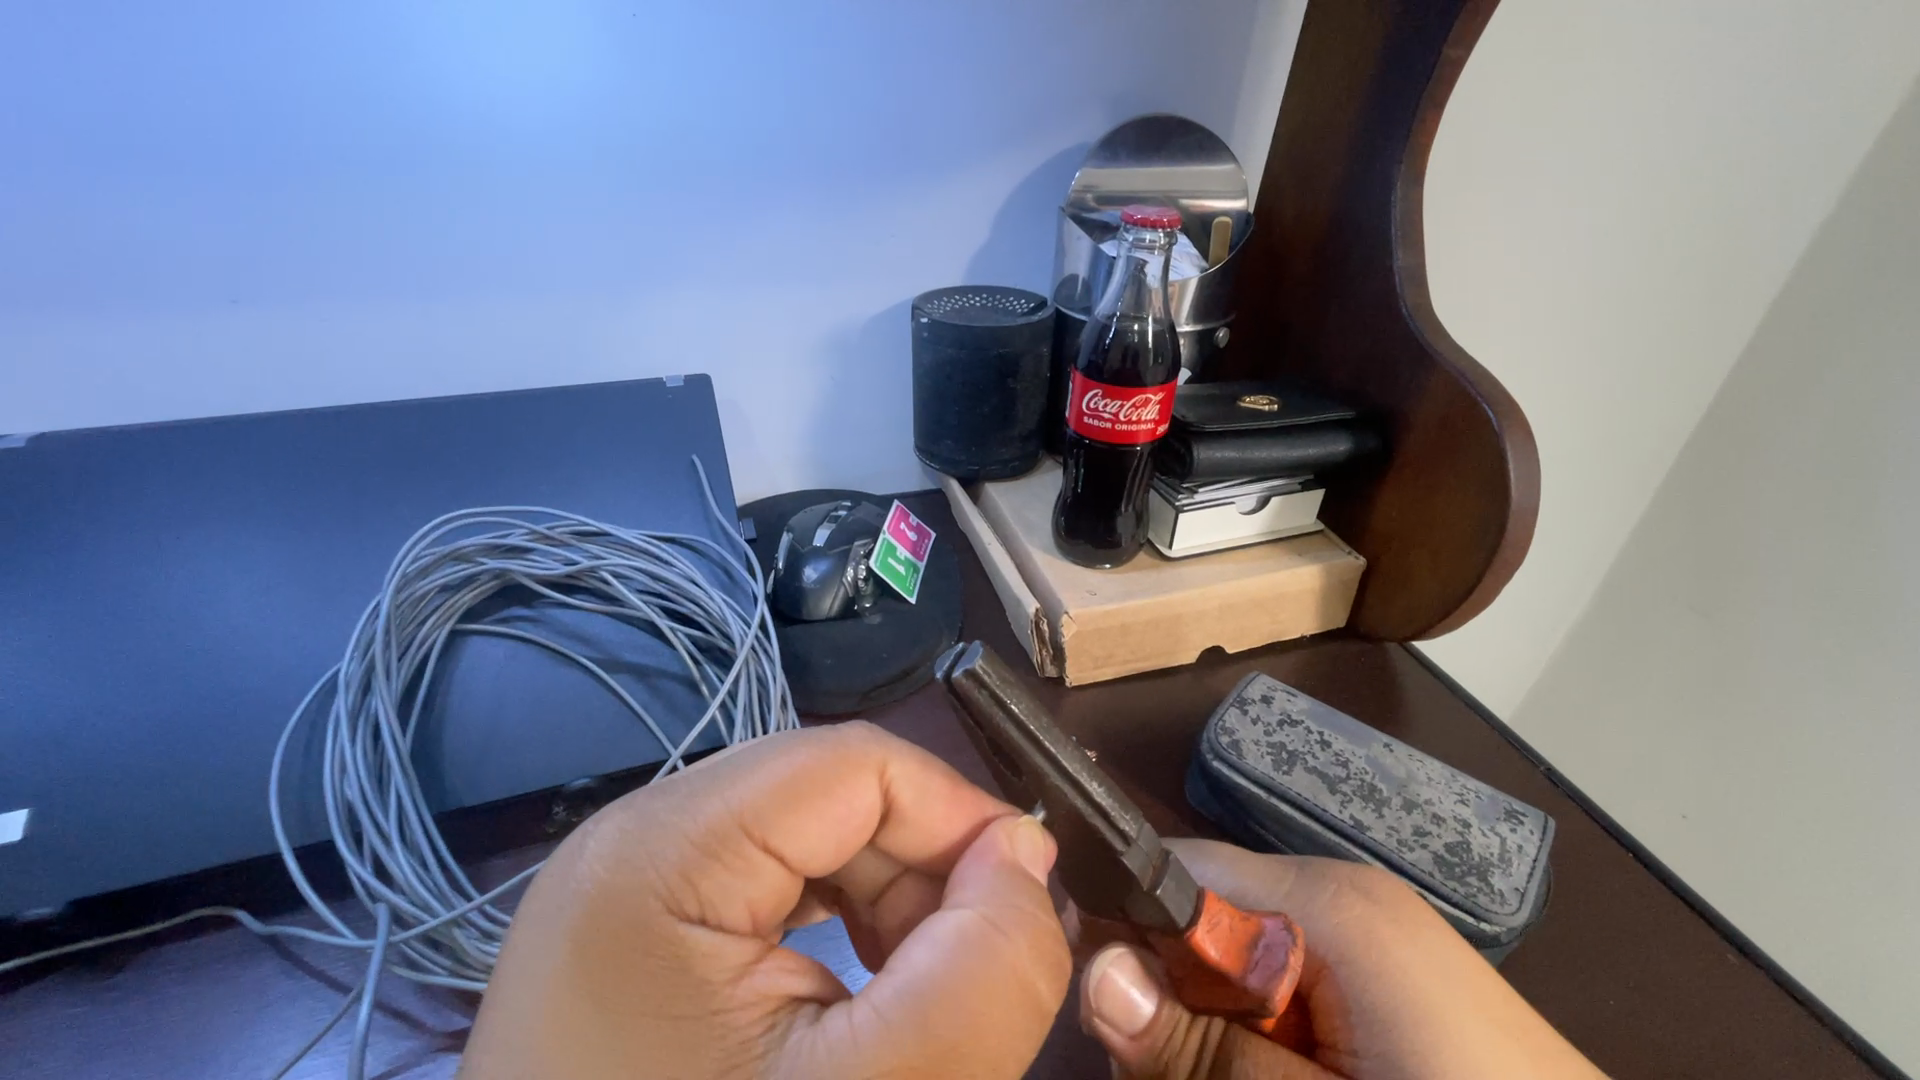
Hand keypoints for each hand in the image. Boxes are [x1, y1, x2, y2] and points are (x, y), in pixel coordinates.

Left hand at [460, 722, 1071, 1078]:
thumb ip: (981, 970)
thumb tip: (1022, 851)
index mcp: (663, 851)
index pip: (856, 764)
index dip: (959, 813)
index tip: (1029, 896)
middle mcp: (633, 840)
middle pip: (829, 795)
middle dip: (924, 870)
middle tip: (974, 972)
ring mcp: (625, 884)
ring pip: (807, 837)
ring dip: (888, 901)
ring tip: (917, 996)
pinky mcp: (634, 928)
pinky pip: (769, 885)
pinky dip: (838, 927)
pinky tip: (855, 998)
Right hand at [1078, 839, 1606, 1078]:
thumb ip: (1210, 1054)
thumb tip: (1094, 976)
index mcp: (1329, 902)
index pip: (1179, 868)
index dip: (1123, 925)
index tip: (1097, 1005)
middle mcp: (1339, 897)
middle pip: (1201, 918)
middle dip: (1169, 995)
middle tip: (1162, 1070)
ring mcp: (1364, 936)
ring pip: (1235, 961)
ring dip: (1211, 1028)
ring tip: (1229, 1079)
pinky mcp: (1379, 979)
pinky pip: (1283, 987)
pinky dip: (1257, 1038)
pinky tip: (1272, 1077)